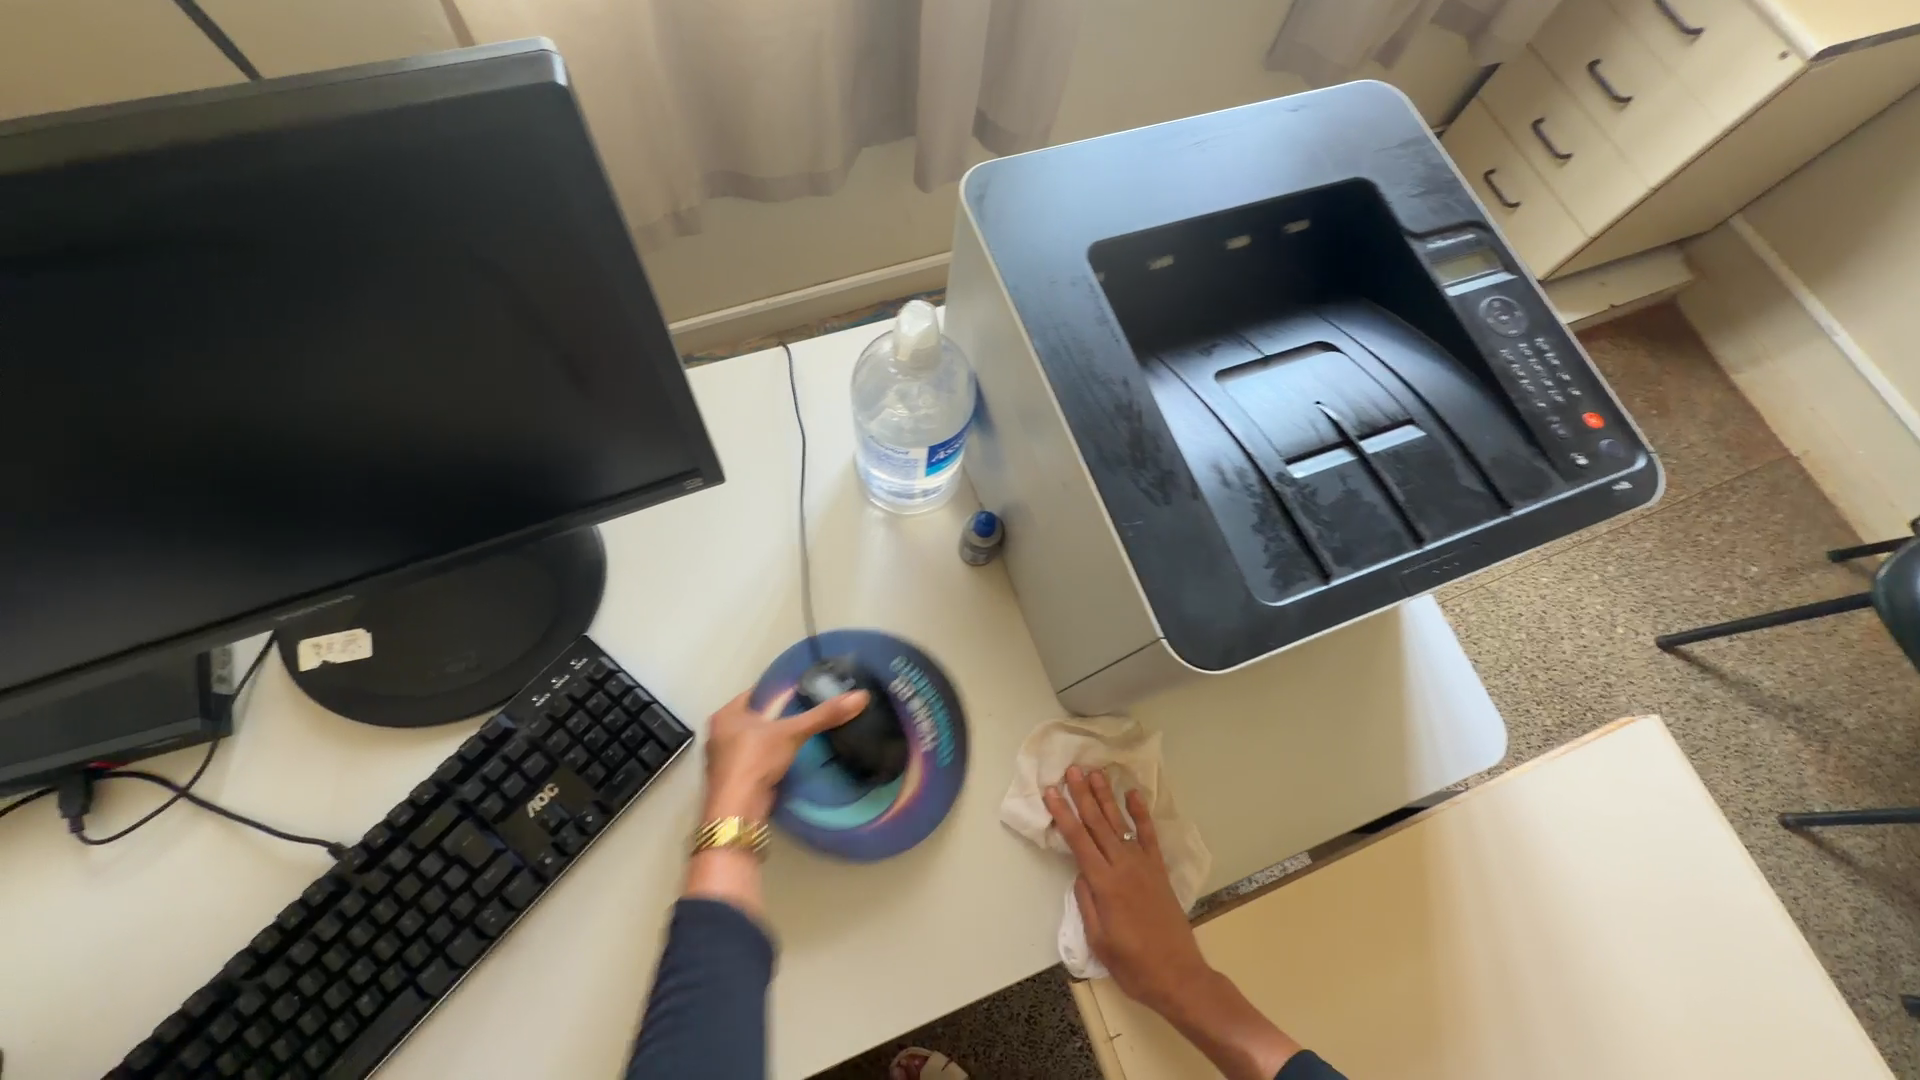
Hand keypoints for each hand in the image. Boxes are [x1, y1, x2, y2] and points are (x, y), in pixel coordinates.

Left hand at [701, 688, 868, 821]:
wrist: (738, 812)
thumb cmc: (756, 761)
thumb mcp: (792, 732)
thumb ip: (824, 715)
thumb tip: (861, 696)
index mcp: (725, 715)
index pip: (756, 694)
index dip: (779, 692)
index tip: (804, 691)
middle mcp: (719, 734)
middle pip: (756, 717)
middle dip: (779, 716)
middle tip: (808, 712)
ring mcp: (723, 759)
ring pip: (755, 740)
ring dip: (774, 740)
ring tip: (803, 734)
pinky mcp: (733, 779)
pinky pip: (756, 760)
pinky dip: (771, 758)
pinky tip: (790, 758)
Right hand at [1047, 767, 1301, 1079]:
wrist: (1179, 976)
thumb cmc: (1133, 966)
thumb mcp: (1098, 940)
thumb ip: (1087, 903)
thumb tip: (1081, 875)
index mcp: (1104, 884)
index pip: (1078, 840)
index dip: (1063, 814)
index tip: (1051, 792)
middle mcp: (1123, 867)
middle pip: (1097, 824)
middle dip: (1083, 795)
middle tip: (1071, 769)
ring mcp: (1143, 866)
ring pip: (1120, 824)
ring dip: (1106, 797)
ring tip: (1096, 773)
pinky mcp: (1159, 871)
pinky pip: (1148, 836)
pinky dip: (1141, 815)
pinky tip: (1134, 795)